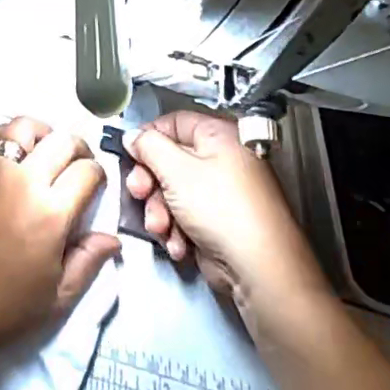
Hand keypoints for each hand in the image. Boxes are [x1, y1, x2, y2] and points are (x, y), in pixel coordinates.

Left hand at [0, 118, 119, 366]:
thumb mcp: (54, 301)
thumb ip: (88, 262)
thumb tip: (112, 238)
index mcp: (50, 213)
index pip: (88, 171)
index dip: (99, 177)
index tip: (95, 191)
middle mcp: (24, 181)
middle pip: (62, 141)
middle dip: (79, 150)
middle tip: (78, 170)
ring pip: (25, 127)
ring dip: (44, 135)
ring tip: (47, 154)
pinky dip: (11, 136)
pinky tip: (16, 155)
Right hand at [124, 112, 327, 312]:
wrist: (257, 266)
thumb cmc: (224, 210)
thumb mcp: (176, 170)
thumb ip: (149, 147)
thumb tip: (134, 136)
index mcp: (219, 135)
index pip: (175, 123)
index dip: (149, 138)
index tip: (131, 154)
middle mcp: (222, 159)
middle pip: (171, 160)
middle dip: (152, 183)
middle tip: (140, 193)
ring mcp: (221, 192)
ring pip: (174, 193)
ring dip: (161, 212)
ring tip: (163, 227)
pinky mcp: (218, 221)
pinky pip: (186, 217)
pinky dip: (178, 230)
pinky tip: (180, 244)